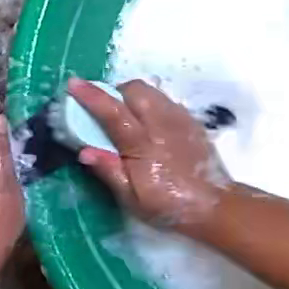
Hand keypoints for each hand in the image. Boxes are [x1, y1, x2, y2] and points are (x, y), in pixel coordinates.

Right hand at [68, 78, 229, 229]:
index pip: (113, 112)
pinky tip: (148, 121)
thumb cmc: (168, 205)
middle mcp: (161, 124)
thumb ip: (109, 171)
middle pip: (134, 90)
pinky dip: (150, 102)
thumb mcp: (132, 198)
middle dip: (115, 90)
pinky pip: (165, 100)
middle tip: (105, 107)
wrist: (214, 205)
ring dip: (133, 94)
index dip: (92, 96)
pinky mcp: (191, 121)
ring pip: (151, 91)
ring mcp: (179, 119)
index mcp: (143, 145)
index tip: (73, 83)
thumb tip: (83, 151)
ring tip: (126, 113)